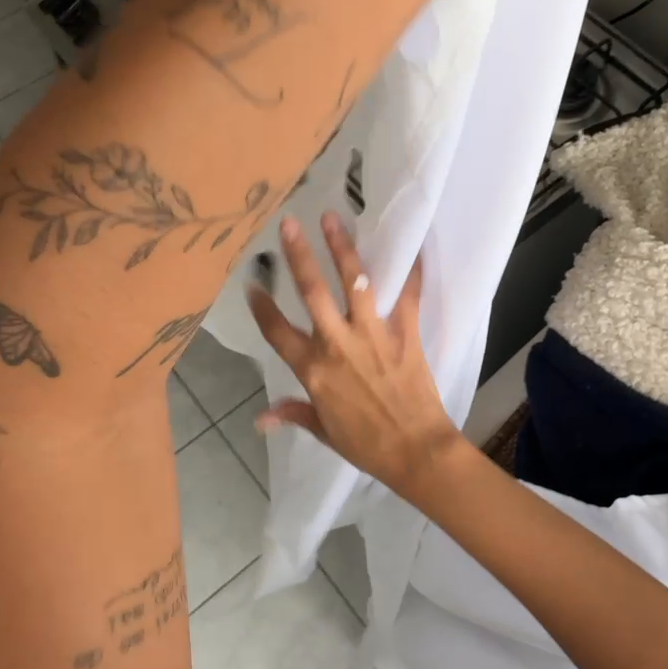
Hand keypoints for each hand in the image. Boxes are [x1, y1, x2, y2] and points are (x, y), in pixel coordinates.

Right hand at [247, 213, 466, 498]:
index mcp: (313, 369)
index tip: (252, 283)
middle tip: (288, 223)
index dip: (262, 308)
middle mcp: (338, 343)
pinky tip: (414, 245)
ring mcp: (373, 334)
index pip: (277, 332)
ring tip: (333, 218)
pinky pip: (409, 296)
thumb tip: (261, 418)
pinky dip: (413, 271)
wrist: (415, 450)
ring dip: (343, 248)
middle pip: (312, 292)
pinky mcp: (406, 332)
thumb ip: (294, 413)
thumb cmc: (367, 445)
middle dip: (298, 255)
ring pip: (355, 282)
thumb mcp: (324, 430)